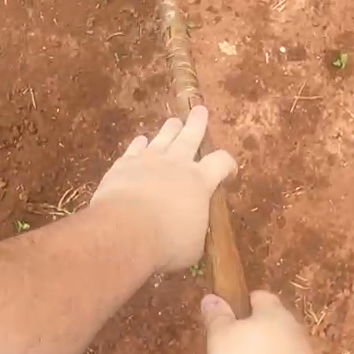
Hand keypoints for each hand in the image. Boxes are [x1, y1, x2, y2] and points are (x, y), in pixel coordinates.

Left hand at [90, 106, 237, 272]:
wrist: (126, 230)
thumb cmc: (168, 242)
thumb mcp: (194, 244)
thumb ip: (196, 228)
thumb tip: (194, 228)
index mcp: (200, 181)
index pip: (221, 163)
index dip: (228, 165)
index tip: (230, 171)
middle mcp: (177, 164)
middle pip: (190, 137)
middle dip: (197, 124)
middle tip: (200, 110)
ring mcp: (149, 161)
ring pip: (162, 138)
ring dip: (169, 130)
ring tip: (174, 121)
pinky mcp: (123, 165)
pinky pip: (135, 149)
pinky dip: (140, 144)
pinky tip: (141, 140)